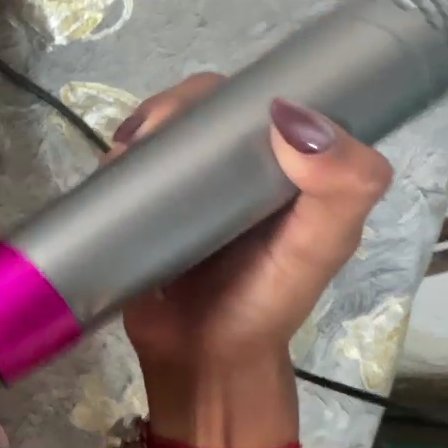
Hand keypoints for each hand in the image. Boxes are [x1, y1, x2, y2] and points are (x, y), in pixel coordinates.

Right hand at [105, 75, 393, 446]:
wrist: (197, 355)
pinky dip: (117, 157)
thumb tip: (288, 113)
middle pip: (203, 110)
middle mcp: (239, 169)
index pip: (266, 101)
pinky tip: (109, 167)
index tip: (198, 111)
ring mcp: (188, 186)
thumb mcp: (319, 248)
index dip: (232, 91)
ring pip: (164, 132)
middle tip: (144, 139)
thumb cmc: (264, 302)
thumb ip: (338, 186)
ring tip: (121, 157)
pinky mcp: (146, 205)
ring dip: (138, 129)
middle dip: (169, 109)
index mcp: (292, 169)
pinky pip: (132, 165)